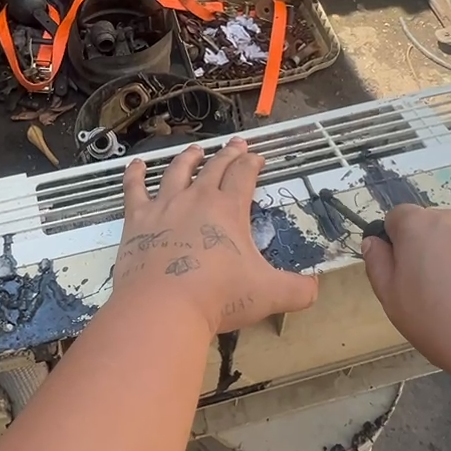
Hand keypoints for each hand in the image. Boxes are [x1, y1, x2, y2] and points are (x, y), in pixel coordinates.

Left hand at [111, 139, 318, 334]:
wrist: (163, 306)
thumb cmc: (218, 297)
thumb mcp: (269, 294)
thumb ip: (297, 289)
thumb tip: (316, 288)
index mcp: (228, 209)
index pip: (243, 175)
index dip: (252, 163)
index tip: (258, 158)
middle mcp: (196, 198)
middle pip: (214, 167)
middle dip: (228, 154)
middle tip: (236, 144)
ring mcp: (164, 205)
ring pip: (177, 171)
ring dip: (188, 158)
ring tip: (195, 150)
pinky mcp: (137, 219)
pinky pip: (134, 189)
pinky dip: (134, 174)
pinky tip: (136, 165)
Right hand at [361, 205, 450, 378]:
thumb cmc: (443, 324)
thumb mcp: (393, 301)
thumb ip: (378, 265)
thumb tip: (375, 242)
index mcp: (420, 225)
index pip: (396, 217)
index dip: (394, 243)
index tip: (401, 275)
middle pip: (433, 228)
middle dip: (427, 251)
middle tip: (429, 294)